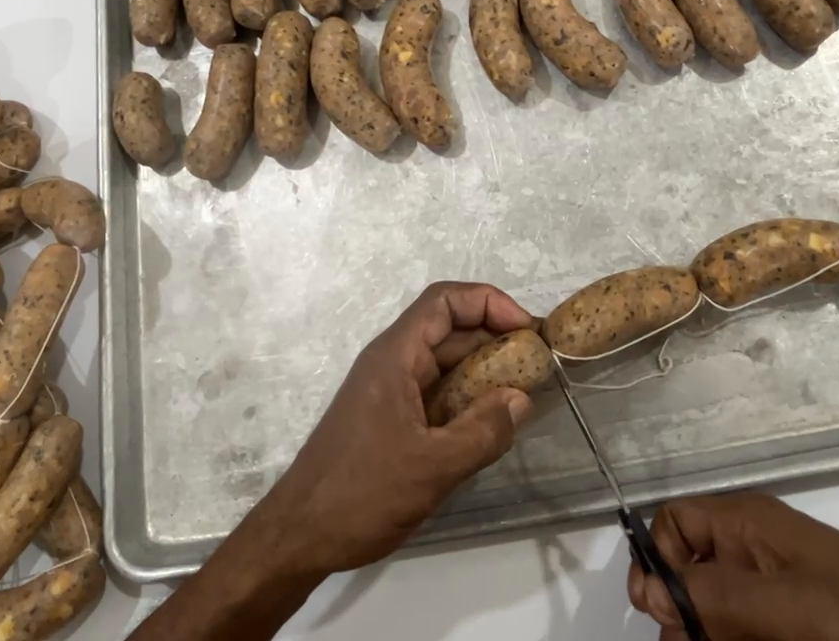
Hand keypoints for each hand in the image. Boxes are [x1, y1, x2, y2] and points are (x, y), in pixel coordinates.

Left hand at [244, 281, 536, 577]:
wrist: (300, 535)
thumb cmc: (361, 493)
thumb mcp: (433, 467)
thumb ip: (482, 432)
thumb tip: (520, 399)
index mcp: (395, 356)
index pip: (445, 302)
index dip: (489, 302)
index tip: (527, 330)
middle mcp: (392, 363)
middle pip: (449, 329)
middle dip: (495, 337)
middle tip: (538, 363)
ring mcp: (390, 391)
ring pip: (444, 363)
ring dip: (484, 370)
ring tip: (525, 391)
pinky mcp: (390, 419)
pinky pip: (436, 392)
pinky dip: (467, 397)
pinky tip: (491, 421)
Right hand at [628, 493, 838, 640]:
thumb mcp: (798, 605)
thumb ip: (719, 596)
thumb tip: (645, 591)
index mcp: (749, 525)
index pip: (674, 524)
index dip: (659, 563)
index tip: (662, 617)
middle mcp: (752, 557)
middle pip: (687, 583)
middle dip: (685, 625)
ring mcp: (773, 603)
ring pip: (715, 624)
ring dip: (710, 639)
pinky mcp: (788, 633)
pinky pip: (743, 637)